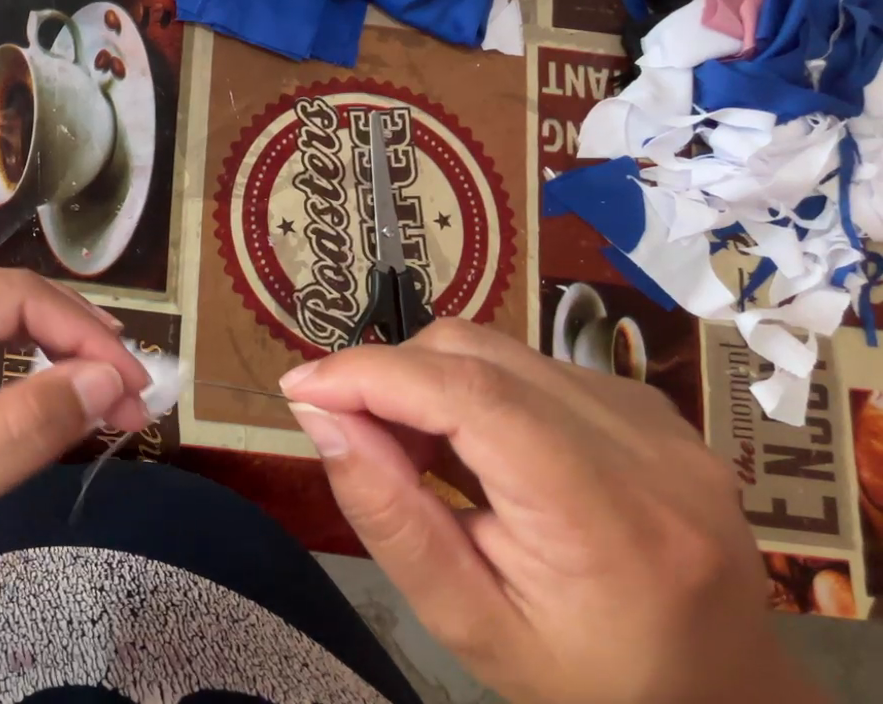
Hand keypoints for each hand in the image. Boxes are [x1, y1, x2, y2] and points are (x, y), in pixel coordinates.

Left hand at [0, 265, 153, 621]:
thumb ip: (29, 424)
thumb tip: (108, 378)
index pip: (13, 296)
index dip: (83, 330)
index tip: (134, 386)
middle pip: (1, 302)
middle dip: (72, 339)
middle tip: (128, 396)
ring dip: (45, 355)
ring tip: (97, 397)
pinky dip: (10, 376)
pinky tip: (36, 401)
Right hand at [279, 319, 823, 703]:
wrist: (719, 702)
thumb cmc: (583, 679)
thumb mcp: (465, 620)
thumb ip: (387, 516)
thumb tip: (317, 415)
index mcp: (610, 520)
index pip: (474, 398)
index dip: (370, 374)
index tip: (297, 388)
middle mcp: (650, 450)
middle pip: (477, 354)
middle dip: (388, 375)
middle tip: (353, 434)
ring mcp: (659, 423)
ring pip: (495, 348)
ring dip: (424, 380)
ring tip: (413, 450)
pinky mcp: (650, 408)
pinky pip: (526, 362)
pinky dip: (467, 386)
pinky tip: (469, 446)